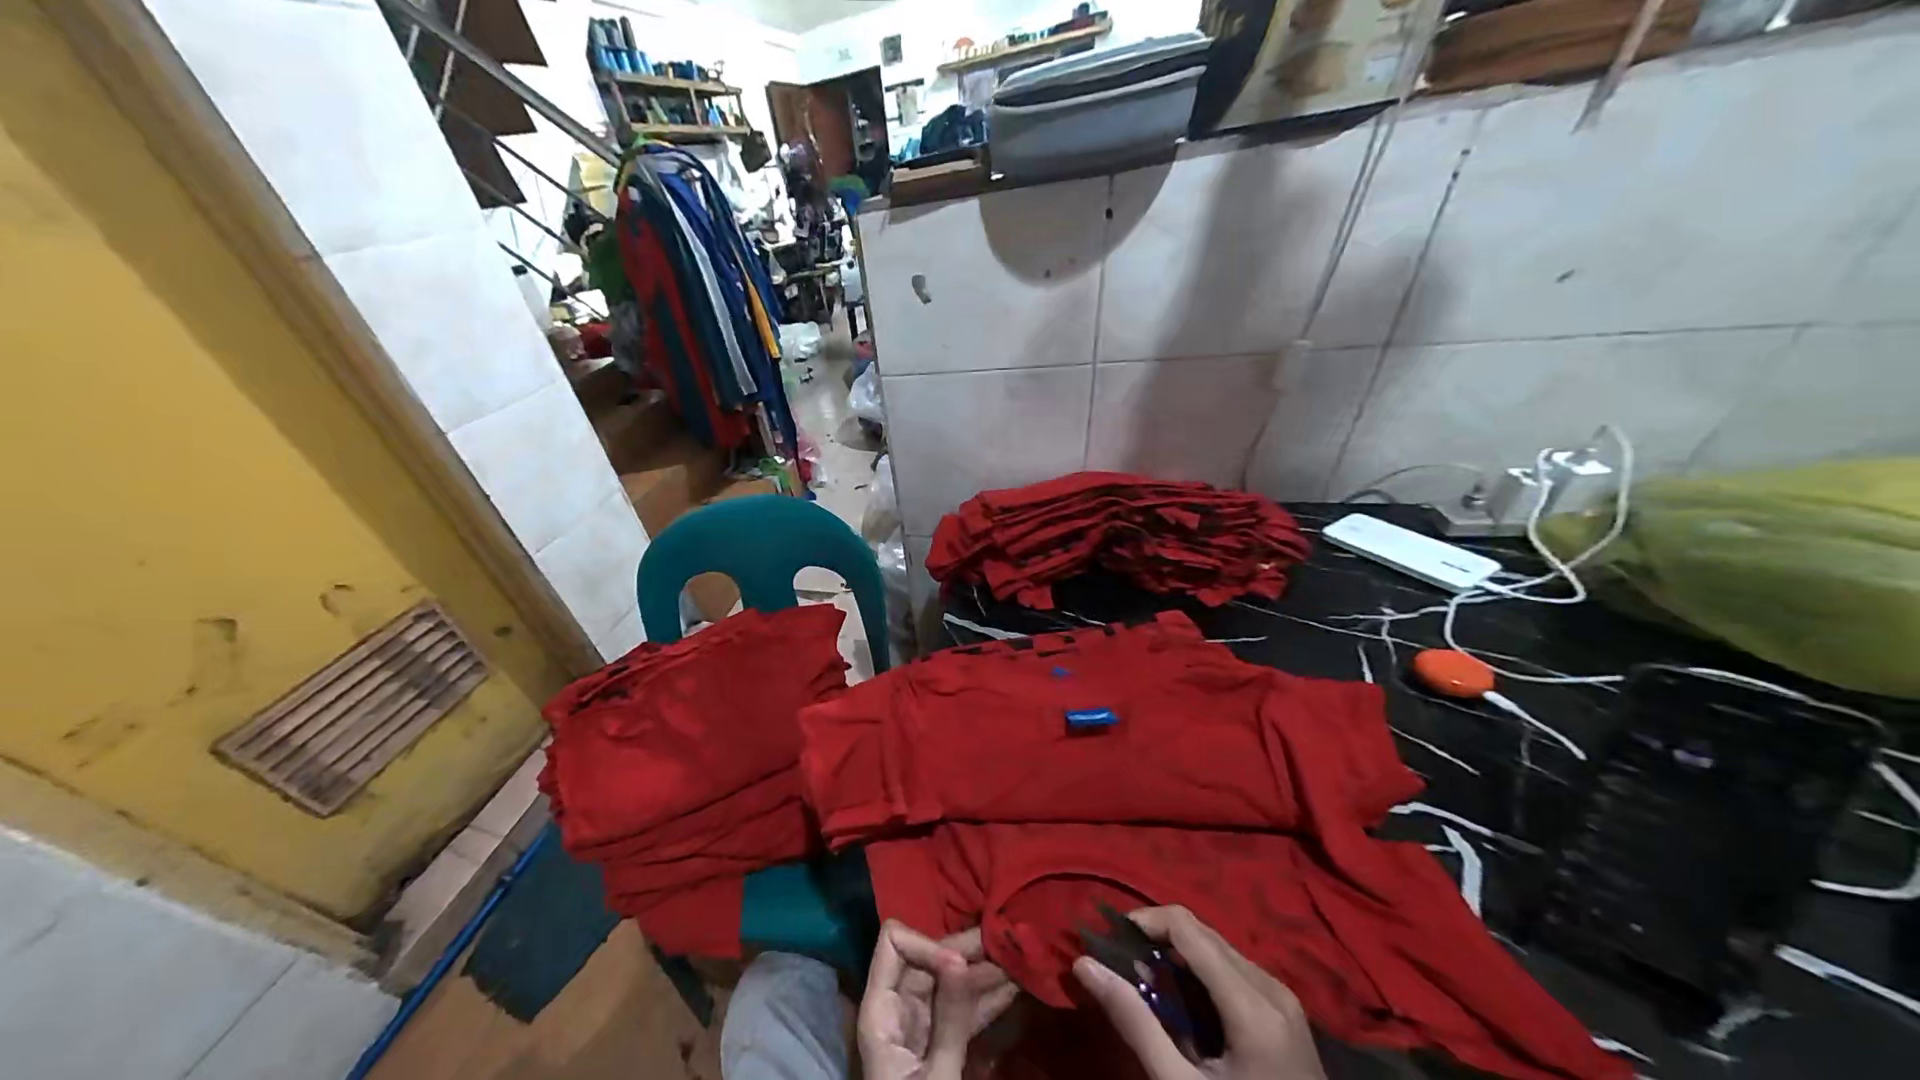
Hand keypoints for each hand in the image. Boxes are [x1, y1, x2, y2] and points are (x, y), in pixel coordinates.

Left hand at [858, 921, 1019, 1079]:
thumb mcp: (936, 1079)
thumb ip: (950, 1019)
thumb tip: (960, 959)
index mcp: (881, 1011)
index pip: (894, 945)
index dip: (927, 944)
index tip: (963, 965)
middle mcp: (898, 1007)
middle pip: (928, 957)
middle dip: (968, 949)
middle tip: (1009, 941)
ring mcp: (920, 1023)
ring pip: (951, 980)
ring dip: (986, 970)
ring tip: (1022, 959)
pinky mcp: (940, 1041)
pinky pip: (964, 1007)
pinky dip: (989, 996)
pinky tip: (1017, 986)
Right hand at [1072, 906, 1326, 1079]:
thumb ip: (1135, 1023)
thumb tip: (1085, 964)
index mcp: (1251, 1004)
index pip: (1187, 926)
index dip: (1144, 921)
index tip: (1109, 941)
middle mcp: (1272, 987)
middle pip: (1202, 933)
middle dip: (1158, 939)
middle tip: (1122, 966)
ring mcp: (1284, 997)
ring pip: (1219, 947)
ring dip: (1179, 954)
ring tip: (1148, 984)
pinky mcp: (1286, 1010)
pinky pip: (1235, 969)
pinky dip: (1202, 972)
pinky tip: (1184, 1003)